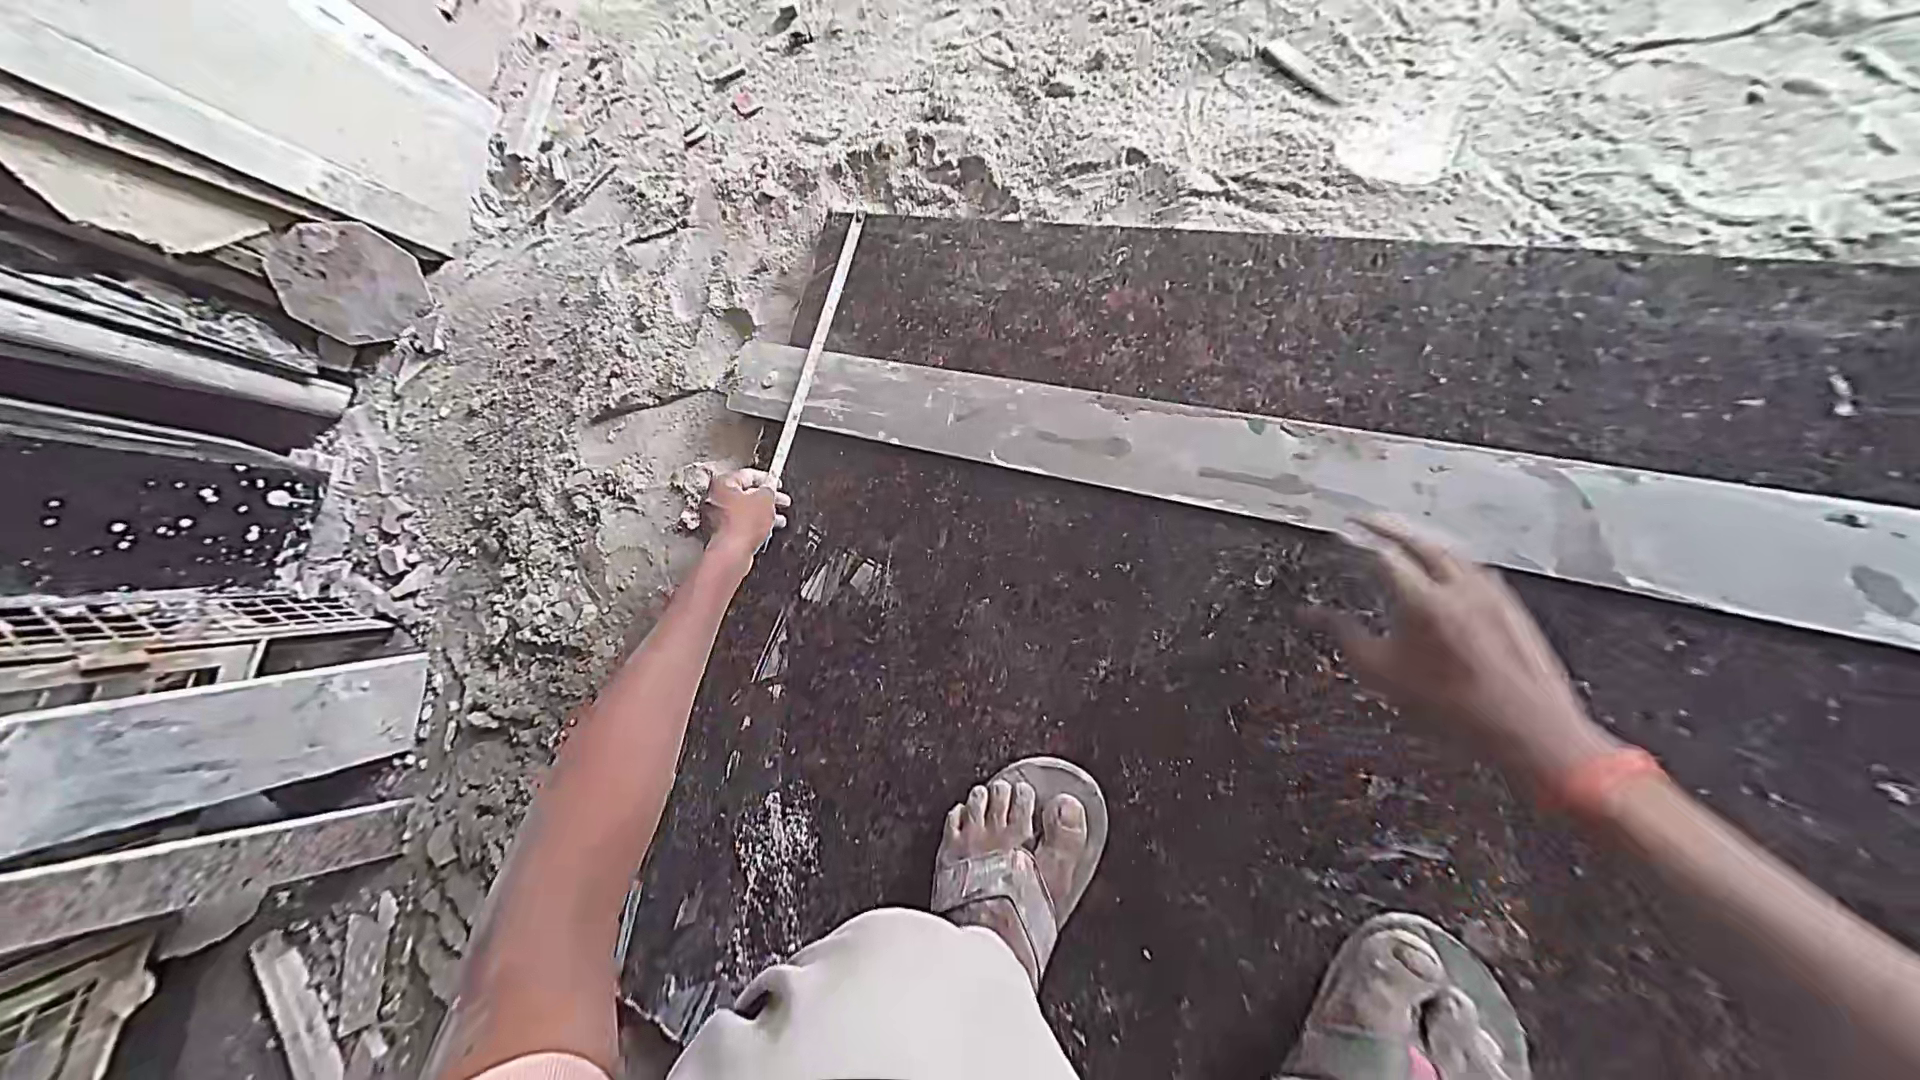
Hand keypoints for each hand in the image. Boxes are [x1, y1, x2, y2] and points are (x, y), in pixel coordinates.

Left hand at [703, 468, 790, 562]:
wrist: (733, 552)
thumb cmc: (744, 524)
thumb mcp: (766, 500)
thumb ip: (769, 490)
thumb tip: (769, 489)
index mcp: (723, 484)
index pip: (747, 474)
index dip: (766, 478)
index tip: (776, 482)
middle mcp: (715, 498)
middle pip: (745, 493)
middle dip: (766, 498)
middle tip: (780, 500)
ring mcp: (716, 517)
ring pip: (744, 510)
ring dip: (763, 513)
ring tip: (779, 519)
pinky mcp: (721, 533)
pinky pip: (740, 524)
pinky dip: (753, 525)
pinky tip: (767, 530)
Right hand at [1320, 516, 1620, 784]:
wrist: (1525, 729)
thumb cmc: (1451, 706)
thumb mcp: (1379, 671)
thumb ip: (1341, 633)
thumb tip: (1311, 615)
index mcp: (1423, 601)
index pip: (1384, 553)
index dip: (1360, 536)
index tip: (1344, 527)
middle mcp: (1460, 589)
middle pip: (1421, 541)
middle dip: (1391, 525)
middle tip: (1368, 518)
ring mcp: (1491, 596)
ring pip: (1452, 552)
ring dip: (1423, 539)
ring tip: (1404, 536)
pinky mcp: (1511, 608)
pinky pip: (1475, 569)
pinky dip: (1451, 559)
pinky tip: (1446, 568)